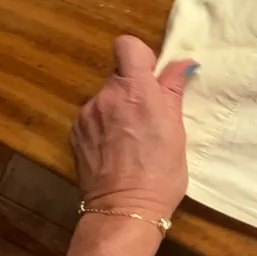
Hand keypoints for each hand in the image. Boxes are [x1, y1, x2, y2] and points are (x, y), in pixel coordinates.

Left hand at [71, 35, 195, 220]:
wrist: (125, 209)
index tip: (153, 79)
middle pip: (118, 75)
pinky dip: (104, 127)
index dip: (141, 57)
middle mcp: (106, 96)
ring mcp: (86, 115)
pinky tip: (116, 150)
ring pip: (106, 98)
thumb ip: (173, 90)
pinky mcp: (75, 134)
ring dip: (118, 109)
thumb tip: (181, 63)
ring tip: (132, 139)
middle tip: (150, 118)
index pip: (127, 46)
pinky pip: (93, 118)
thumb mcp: (176, 130)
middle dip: (134, 89)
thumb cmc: (161, 172)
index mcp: (135, 90)